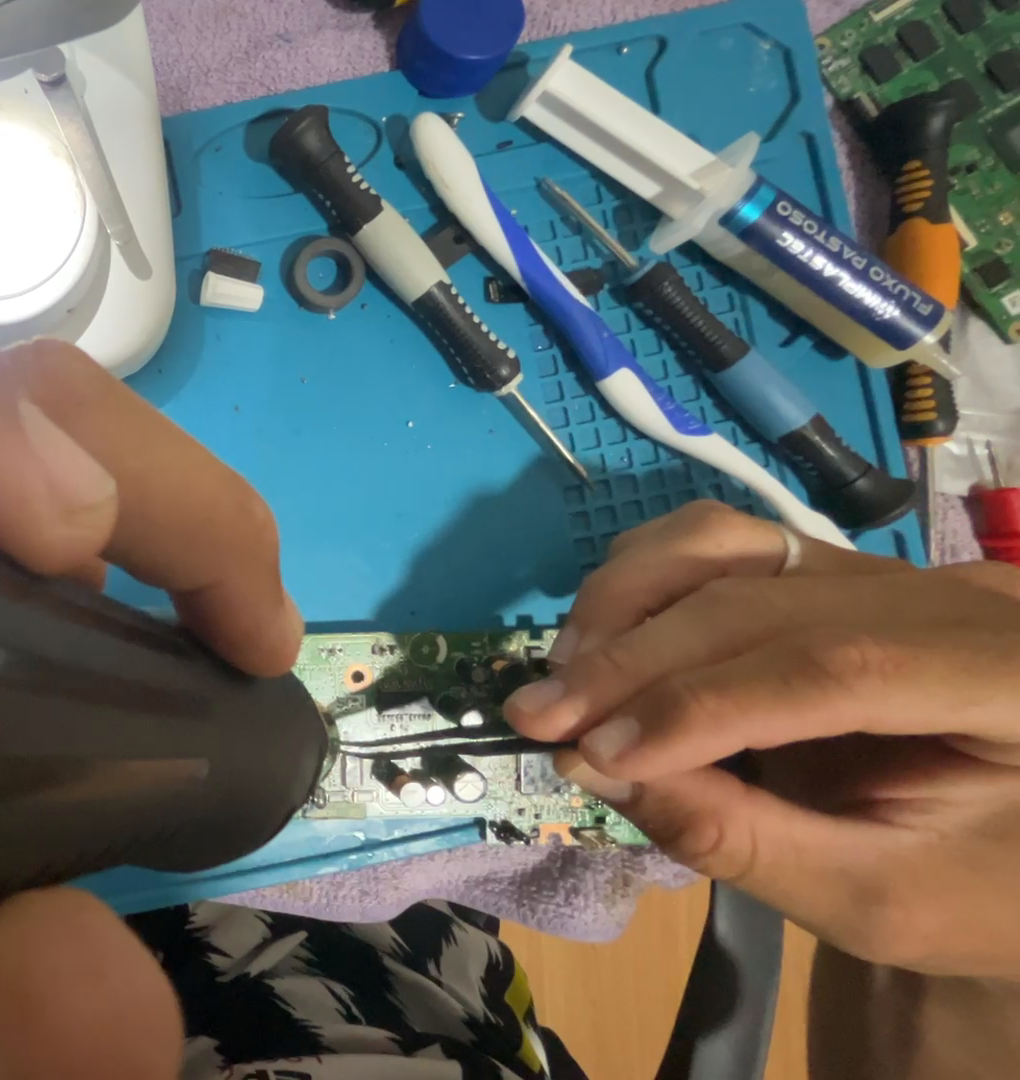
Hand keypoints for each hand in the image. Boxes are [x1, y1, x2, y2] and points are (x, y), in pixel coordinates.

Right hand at [504, 501, 1019, 976]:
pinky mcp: (809, 565)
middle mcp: (951, 597)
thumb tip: (584, 766)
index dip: (698, 706)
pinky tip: (600, 639)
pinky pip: (701, 541)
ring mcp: (873, 569)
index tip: (593, 755)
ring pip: (712, 544)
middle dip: (629, 663)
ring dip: (617, 606)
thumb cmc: (968, 889)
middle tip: (538, 719)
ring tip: (565, 677)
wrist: (1010, 839)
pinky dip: (631, 580)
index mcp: (1018, 680)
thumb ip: (731, 835)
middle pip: (750, 601)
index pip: (835, 666)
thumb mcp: (870, 899)